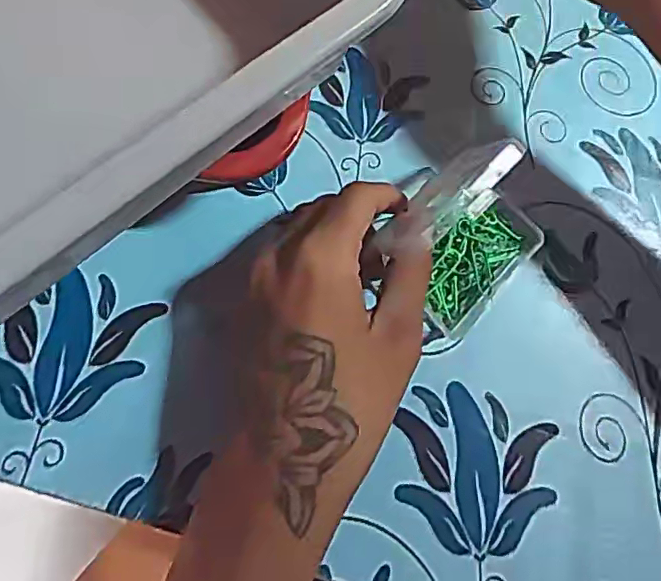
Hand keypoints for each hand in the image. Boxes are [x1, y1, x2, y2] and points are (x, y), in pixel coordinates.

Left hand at [244, 183, 429, 538]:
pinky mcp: (244, 297)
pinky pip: (280, 252)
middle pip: (324, 207)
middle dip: (361, 215)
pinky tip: (330, 292)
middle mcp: (277, 254)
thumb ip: (410, 269)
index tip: (407, 215)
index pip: (353, 197)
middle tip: (390, 252)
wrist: (283, 464)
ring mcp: (254, 276)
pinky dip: (309, 251)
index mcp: (317, 257)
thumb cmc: (351, 402)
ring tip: (362, 274)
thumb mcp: (398, 336)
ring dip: (333, 232)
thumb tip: (417, 228)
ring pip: (299, 226)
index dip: (386, 196)